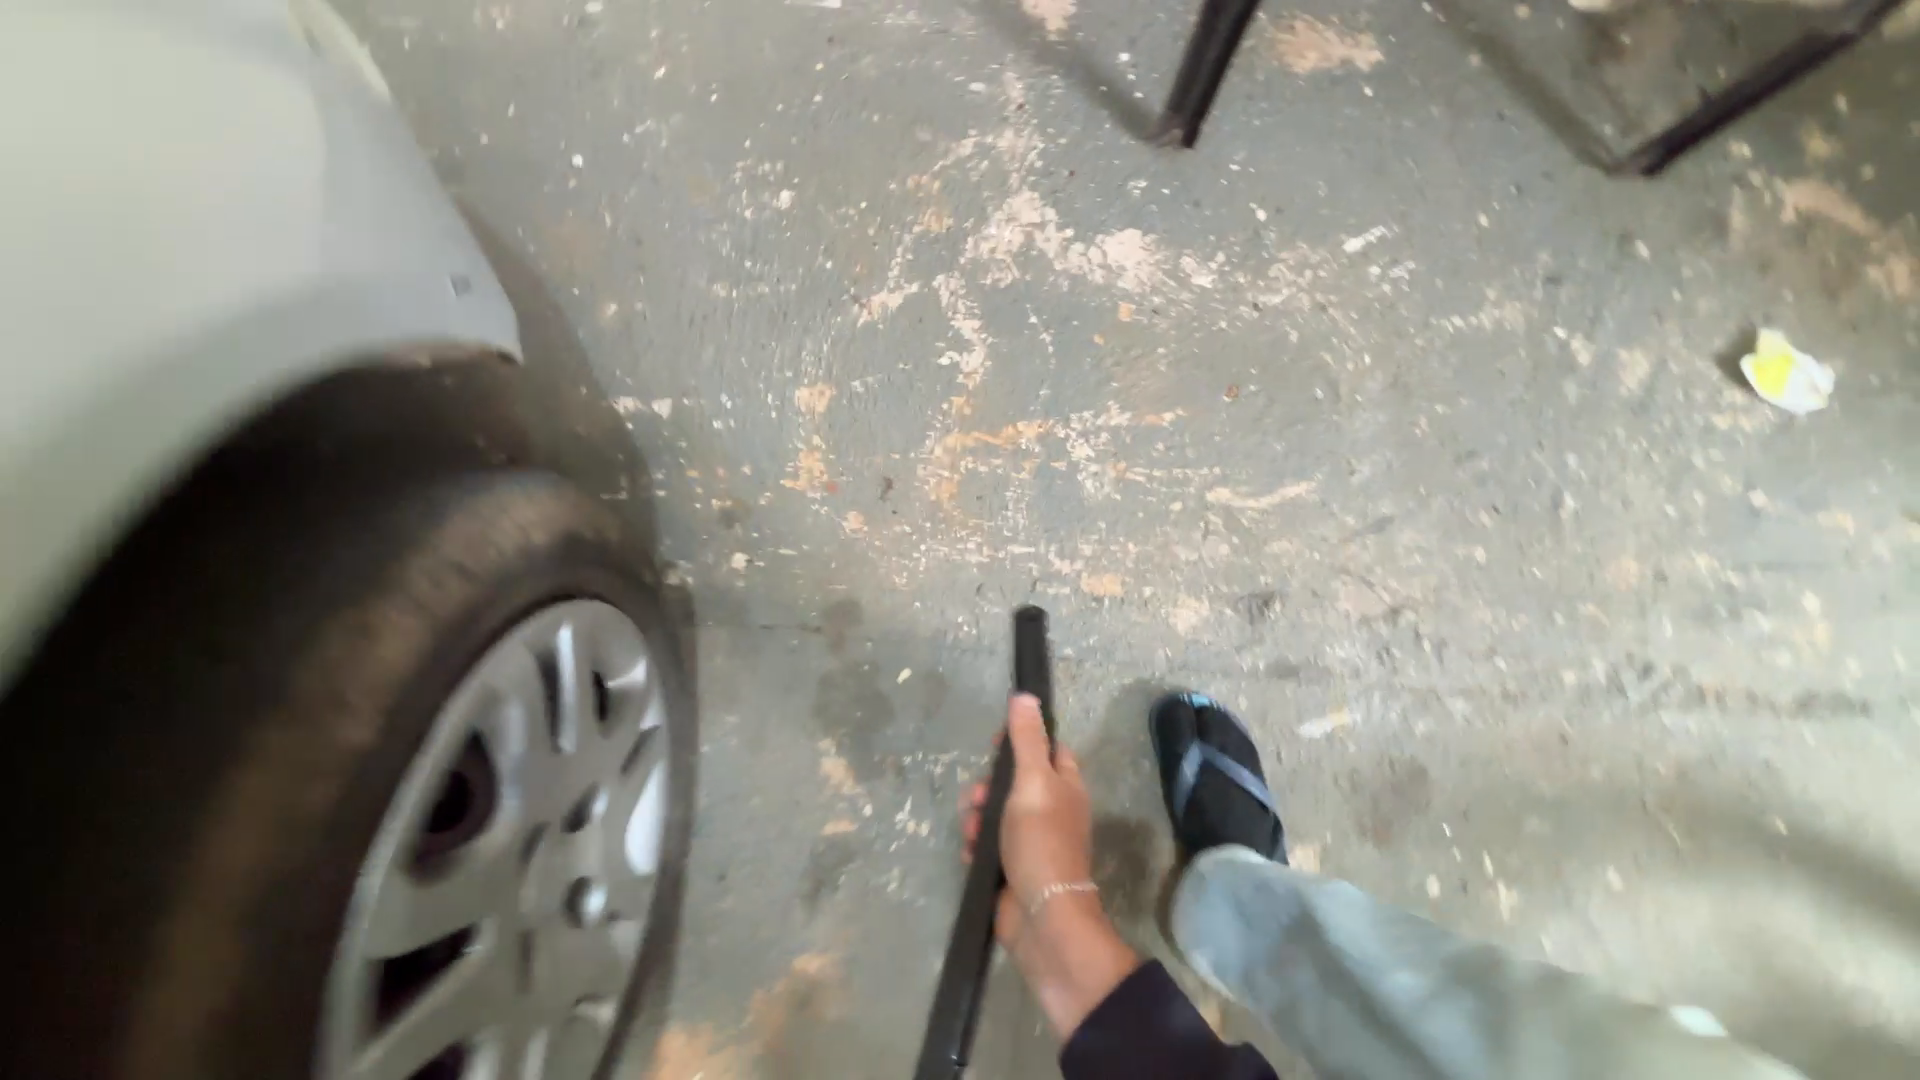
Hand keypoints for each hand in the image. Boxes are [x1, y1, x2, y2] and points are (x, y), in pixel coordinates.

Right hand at [963, 693, 1092, 944]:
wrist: (1042, 915)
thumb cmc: (1042, 841)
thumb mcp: (1032, 782)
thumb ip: (1027, 739)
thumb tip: (1026, 695)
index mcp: (1066, 786)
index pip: (1048, 748)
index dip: (1023, 739)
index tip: (996, 743)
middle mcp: (1053, 809)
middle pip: (1015, 780)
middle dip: (989, 786)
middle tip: (978, 796)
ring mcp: (1033, 839)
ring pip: (998, 813)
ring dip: (978, 817)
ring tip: (971, 830)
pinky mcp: (1014, 866)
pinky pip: (990, 844)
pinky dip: (978, 845)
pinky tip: (972, 853)